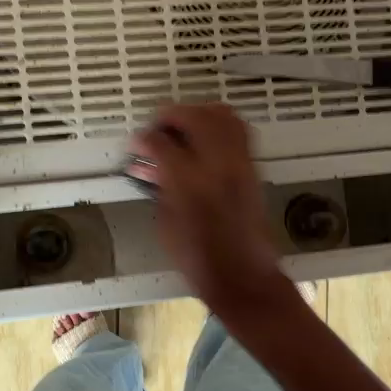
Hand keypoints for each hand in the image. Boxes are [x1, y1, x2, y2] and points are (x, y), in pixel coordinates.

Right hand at [127, 104, 289, 317]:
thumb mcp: (166, 223)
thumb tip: (151, 167)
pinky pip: (238, 131)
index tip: (137, 143)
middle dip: (170, 116)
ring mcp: (240, 164)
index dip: (143, 139)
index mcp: (188, 182)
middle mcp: (217, 165)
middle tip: (158, 129)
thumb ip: (159, 186)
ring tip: (183, 127)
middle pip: (193, 116)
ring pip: (221, 115)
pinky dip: (220, 125)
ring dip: (198, 114)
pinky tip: (206, 138)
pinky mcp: (253, 169)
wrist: (244, 277)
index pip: (159, 141)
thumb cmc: (200, 260)